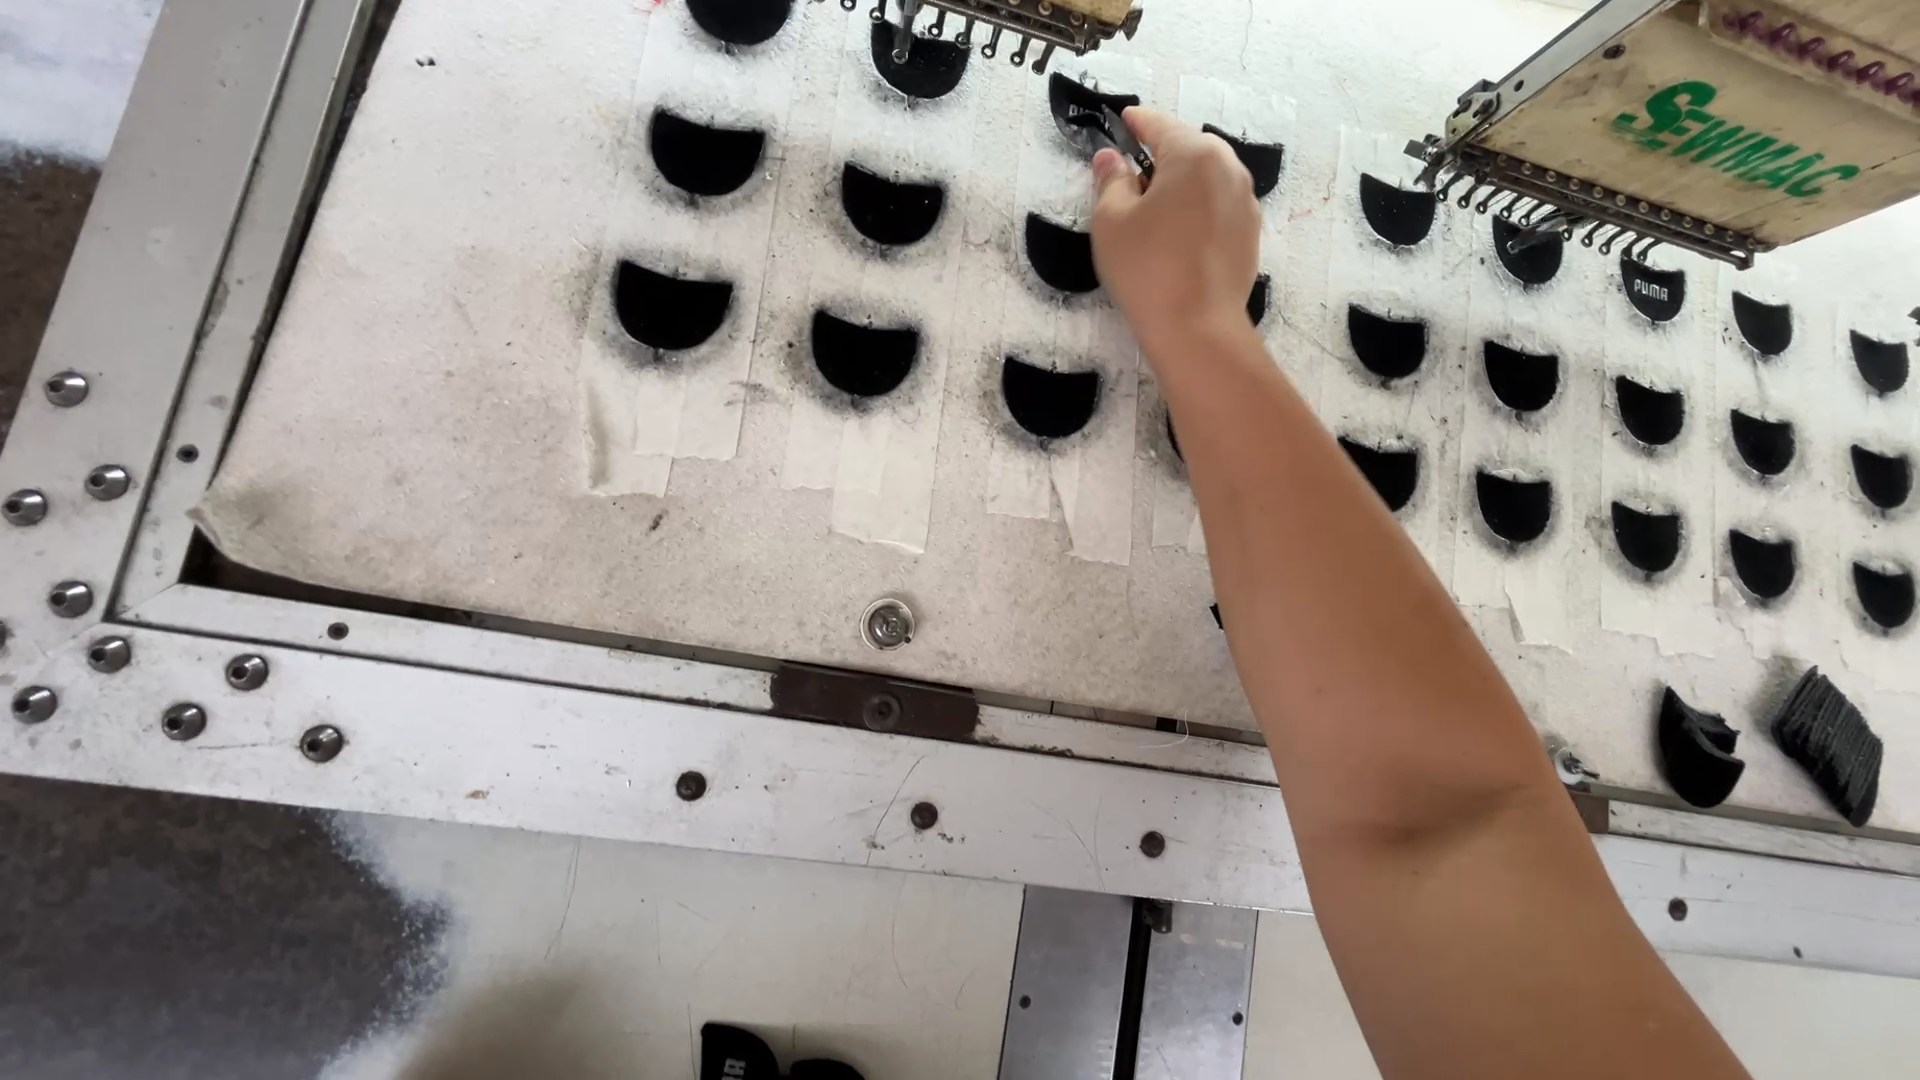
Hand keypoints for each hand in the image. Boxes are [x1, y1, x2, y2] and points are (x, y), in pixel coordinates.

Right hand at [1090, 107, 1262, 355]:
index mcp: (1195, 154)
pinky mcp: (1249, 235)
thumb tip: (1110, 158)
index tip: (1123, 121)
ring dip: (1179, 187)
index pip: (1159, 126)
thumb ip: (1110, 181)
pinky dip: (1195, 212)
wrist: (1197, 329)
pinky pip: (1217, 209)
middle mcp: (1229, 169)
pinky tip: (1176, 239)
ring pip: (1205, 181)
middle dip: (1159, 158)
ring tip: (1152, 213)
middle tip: (1131, 177)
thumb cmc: (1147, 269)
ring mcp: (1245, 203)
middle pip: (1188, 151)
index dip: (1136, 123)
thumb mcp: (1111, 222)